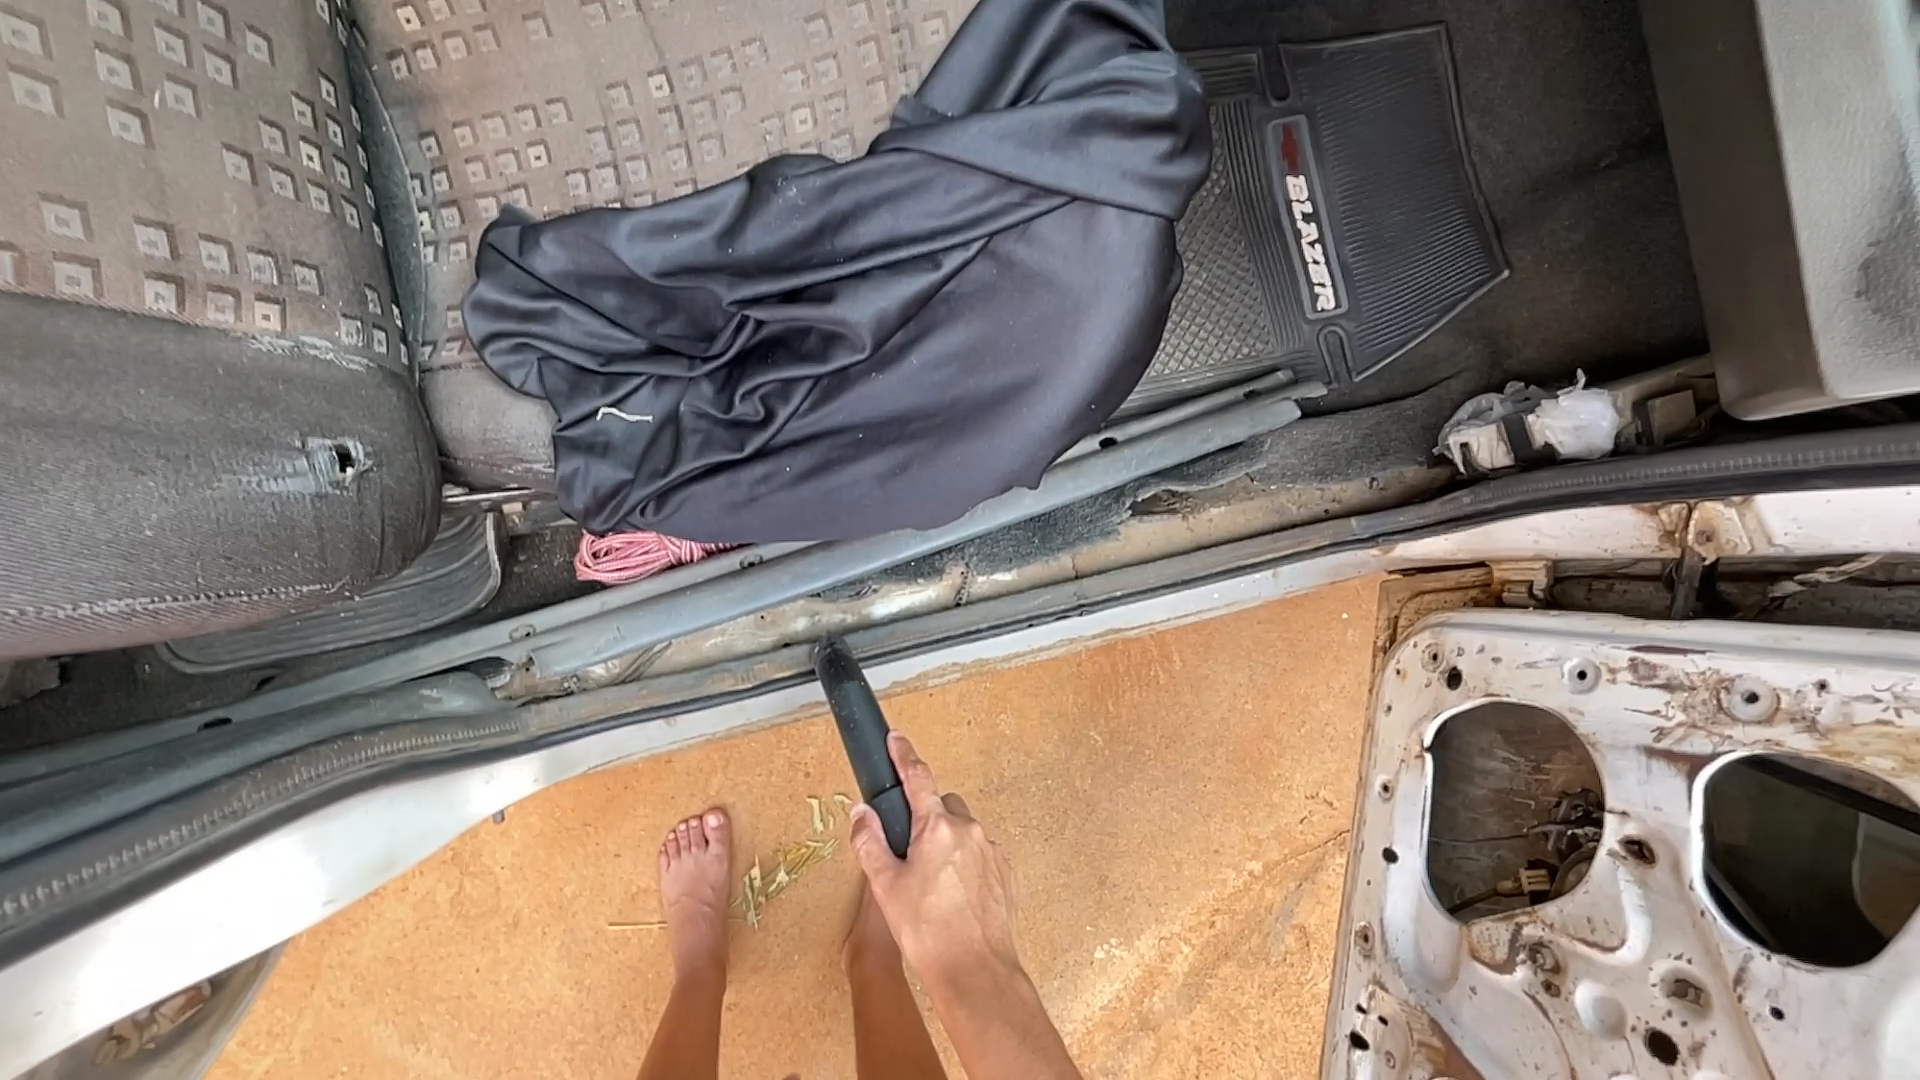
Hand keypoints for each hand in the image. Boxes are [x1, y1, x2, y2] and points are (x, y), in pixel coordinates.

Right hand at [848, 733, 1020, 986]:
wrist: (975, 970)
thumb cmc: (928, 931)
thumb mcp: (886, 886)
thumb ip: (871, 843)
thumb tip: (861, 814)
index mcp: (937, 826)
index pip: (917, 777)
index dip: (904, 755)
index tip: (897, 738)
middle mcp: (968, 829)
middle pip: (943, 805)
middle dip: (926, 817)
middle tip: (909, 852)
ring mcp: (990, 850)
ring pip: (963, 830)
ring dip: (946, 842)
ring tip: (931, 883)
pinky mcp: (1004, 871)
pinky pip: (979, 853)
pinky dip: (964, 863)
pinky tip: (952, 895)